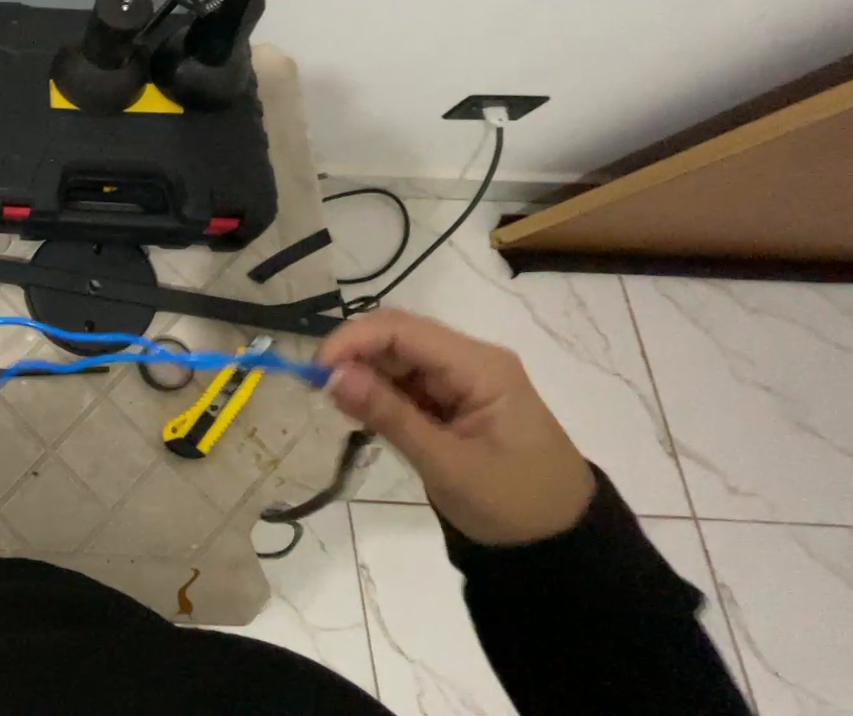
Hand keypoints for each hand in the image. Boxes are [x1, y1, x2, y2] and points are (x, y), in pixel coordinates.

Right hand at [318, 309, 594, 545]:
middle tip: (319, 390)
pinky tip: (364, 415)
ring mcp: (459, 378)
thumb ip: (388, 416)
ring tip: (342, 408)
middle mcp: (469, 360)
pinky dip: (375, 391)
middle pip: (394, 336)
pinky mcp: (448, 397)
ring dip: (360, 374)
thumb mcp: (447, 464)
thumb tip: (330, 376)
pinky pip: (400, 379)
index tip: (315, 372)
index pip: (401, 330)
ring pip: (392, 356)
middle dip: (352, 355)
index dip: (351, 340)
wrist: (559, 545)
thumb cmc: (513, 504)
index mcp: (480, 366)